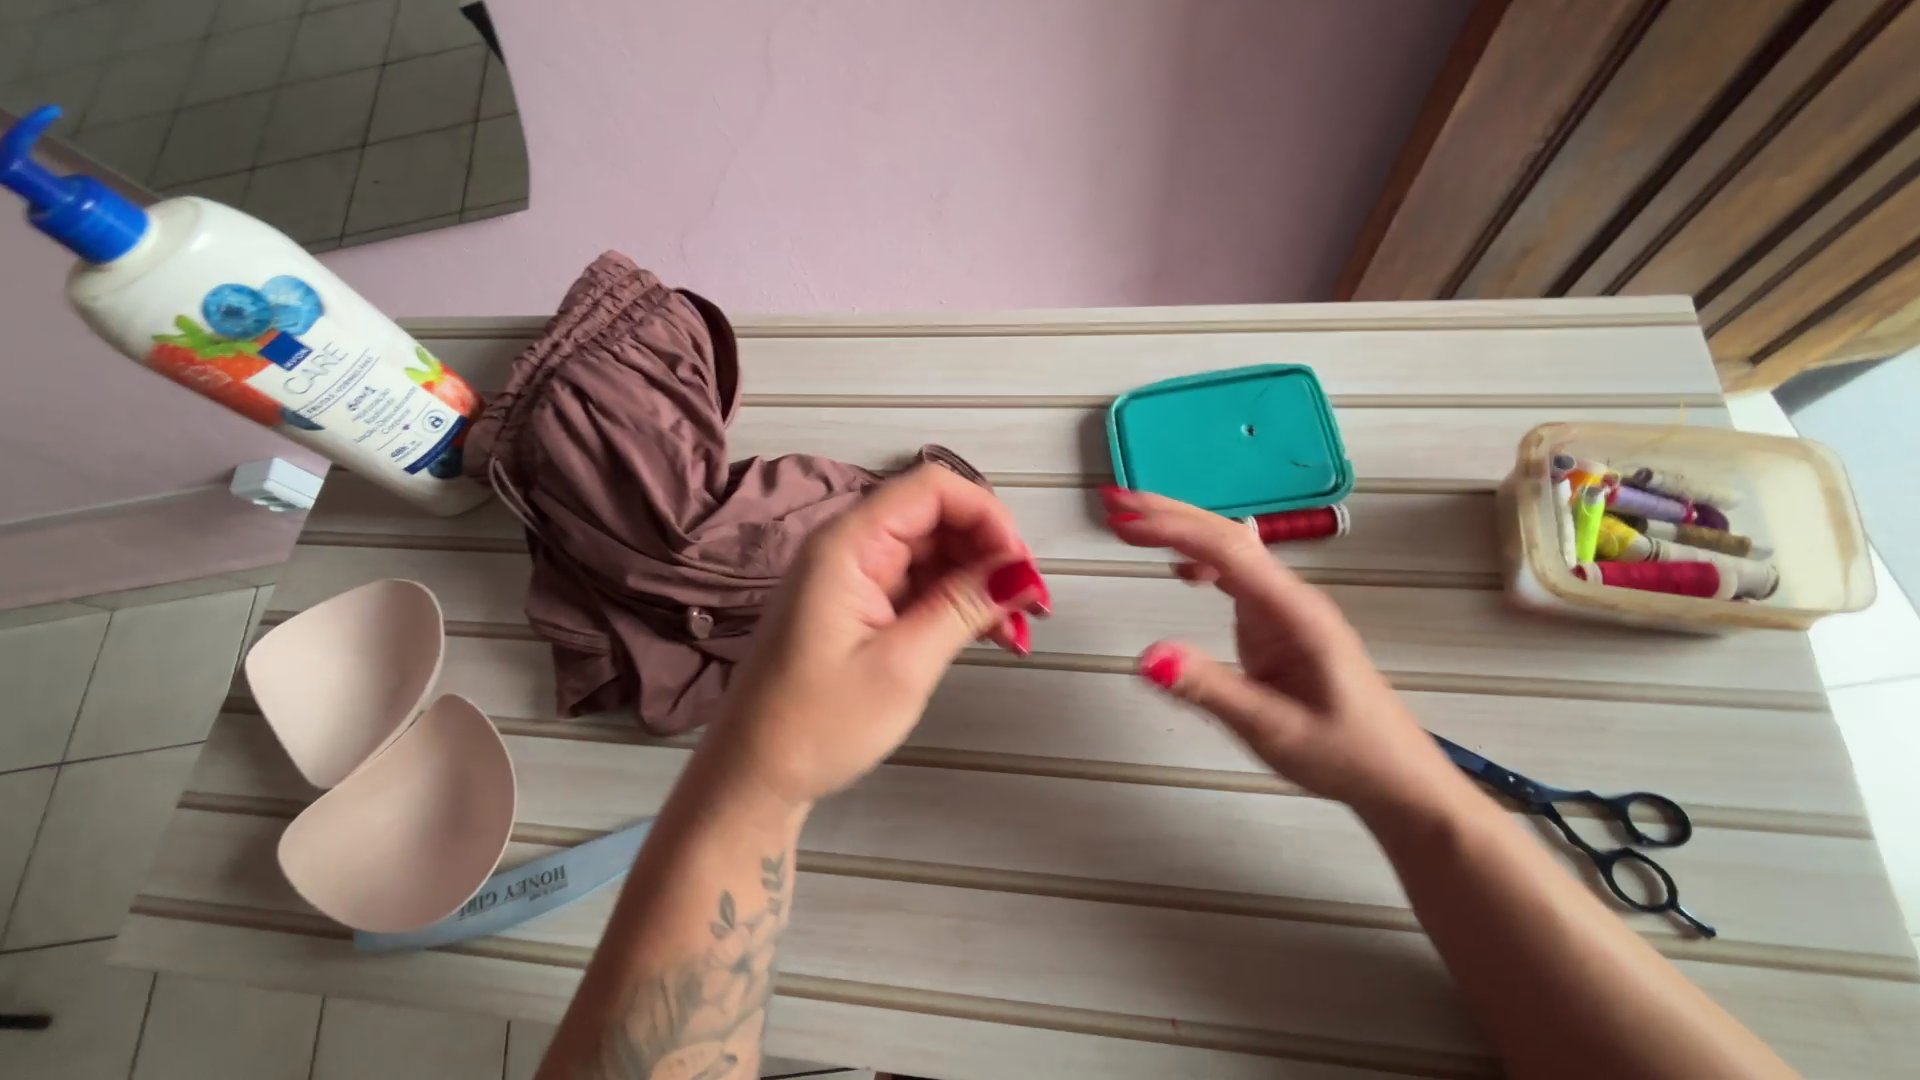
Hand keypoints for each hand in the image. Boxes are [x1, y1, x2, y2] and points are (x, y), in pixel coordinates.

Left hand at [703, 465, 1050, 808]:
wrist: (755, 775)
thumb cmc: (817, 725)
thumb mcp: (903, 665)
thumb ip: (963, 607)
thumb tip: (1022, 571)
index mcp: (848, 545)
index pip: (931, 489)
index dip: (986, 514)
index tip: (1020, 566)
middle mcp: (850, 548)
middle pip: (937, 519)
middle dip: (991, 555)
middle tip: (1031, 606)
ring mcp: (854, 577)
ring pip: (936, 554)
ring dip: (981, 585)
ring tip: (1016, 633)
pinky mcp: (860, 606)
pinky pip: (921, 586)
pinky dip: (958, 605)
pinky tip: (989, 635)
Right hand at [1100, 487, 1460, 816]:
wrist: (1397, 777)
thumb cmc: (1344, 753)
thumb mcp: (1272, 729)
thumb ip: (1210, 690)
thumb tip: (1146, 657)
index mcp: (1296, 613)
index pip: (1229, 551)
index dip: (1175, 529)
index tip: (1125, 521)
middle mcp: (1290, 598)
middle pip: (1228, 536)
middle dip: (1170, 514)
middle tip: (1114, 503)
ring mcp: (1285, 609)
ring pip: (1231, 551)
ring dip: (1182, 531)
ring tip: (1130, 525)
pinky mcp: (1279, 625)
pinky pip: (1236, 578)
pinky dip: (1201, 562)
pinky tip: (1180, 570)